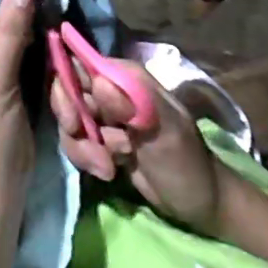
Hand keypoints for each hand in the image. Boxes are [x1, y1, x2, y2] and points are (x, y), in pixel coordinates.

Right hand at [50, 57, 227, 233]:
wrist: (198, 202)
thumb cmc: (186, 163)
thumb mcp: (166, 134)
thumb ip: (134, 106)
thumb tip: (99, 83)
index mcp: (128, 78)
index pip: (82, 65)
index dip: (68, 89)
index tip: (74, 121)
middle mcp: (113, 90)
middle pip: (70, 92)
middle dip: (74, 124)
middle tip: (94, 149)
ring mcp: (107, 116)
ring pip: (72, 121)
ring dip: (83, 147)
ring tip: (109, 167)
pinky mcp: (104, 140)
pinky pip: (78, 141)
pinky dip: (86, 158)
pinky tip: (108, 172)